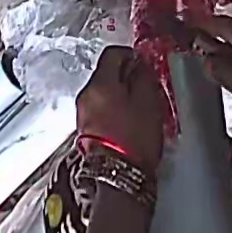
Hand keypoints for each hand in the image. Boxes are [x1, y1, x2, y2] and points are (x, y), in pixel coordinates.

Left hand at [77, 45, 165, 169]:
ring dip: (119, 93)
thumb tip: (139, 63)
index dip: (130, 55)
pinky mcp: (84, 129)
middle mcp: (86, 94)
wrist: (117, 178)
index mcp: (100, 83)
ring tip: (139, 106)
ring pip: (102, 91)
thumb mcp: (148, 101)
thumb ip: (143, 75)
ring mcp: (82, 112)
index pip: (112, 54)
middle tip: (145, 86)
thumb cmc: (135, 138)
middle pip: (105, 73)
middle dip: (125, 75)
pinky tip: (127, 121)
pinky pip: (99, 108)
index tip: (143, 64)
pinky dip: (112, 108)